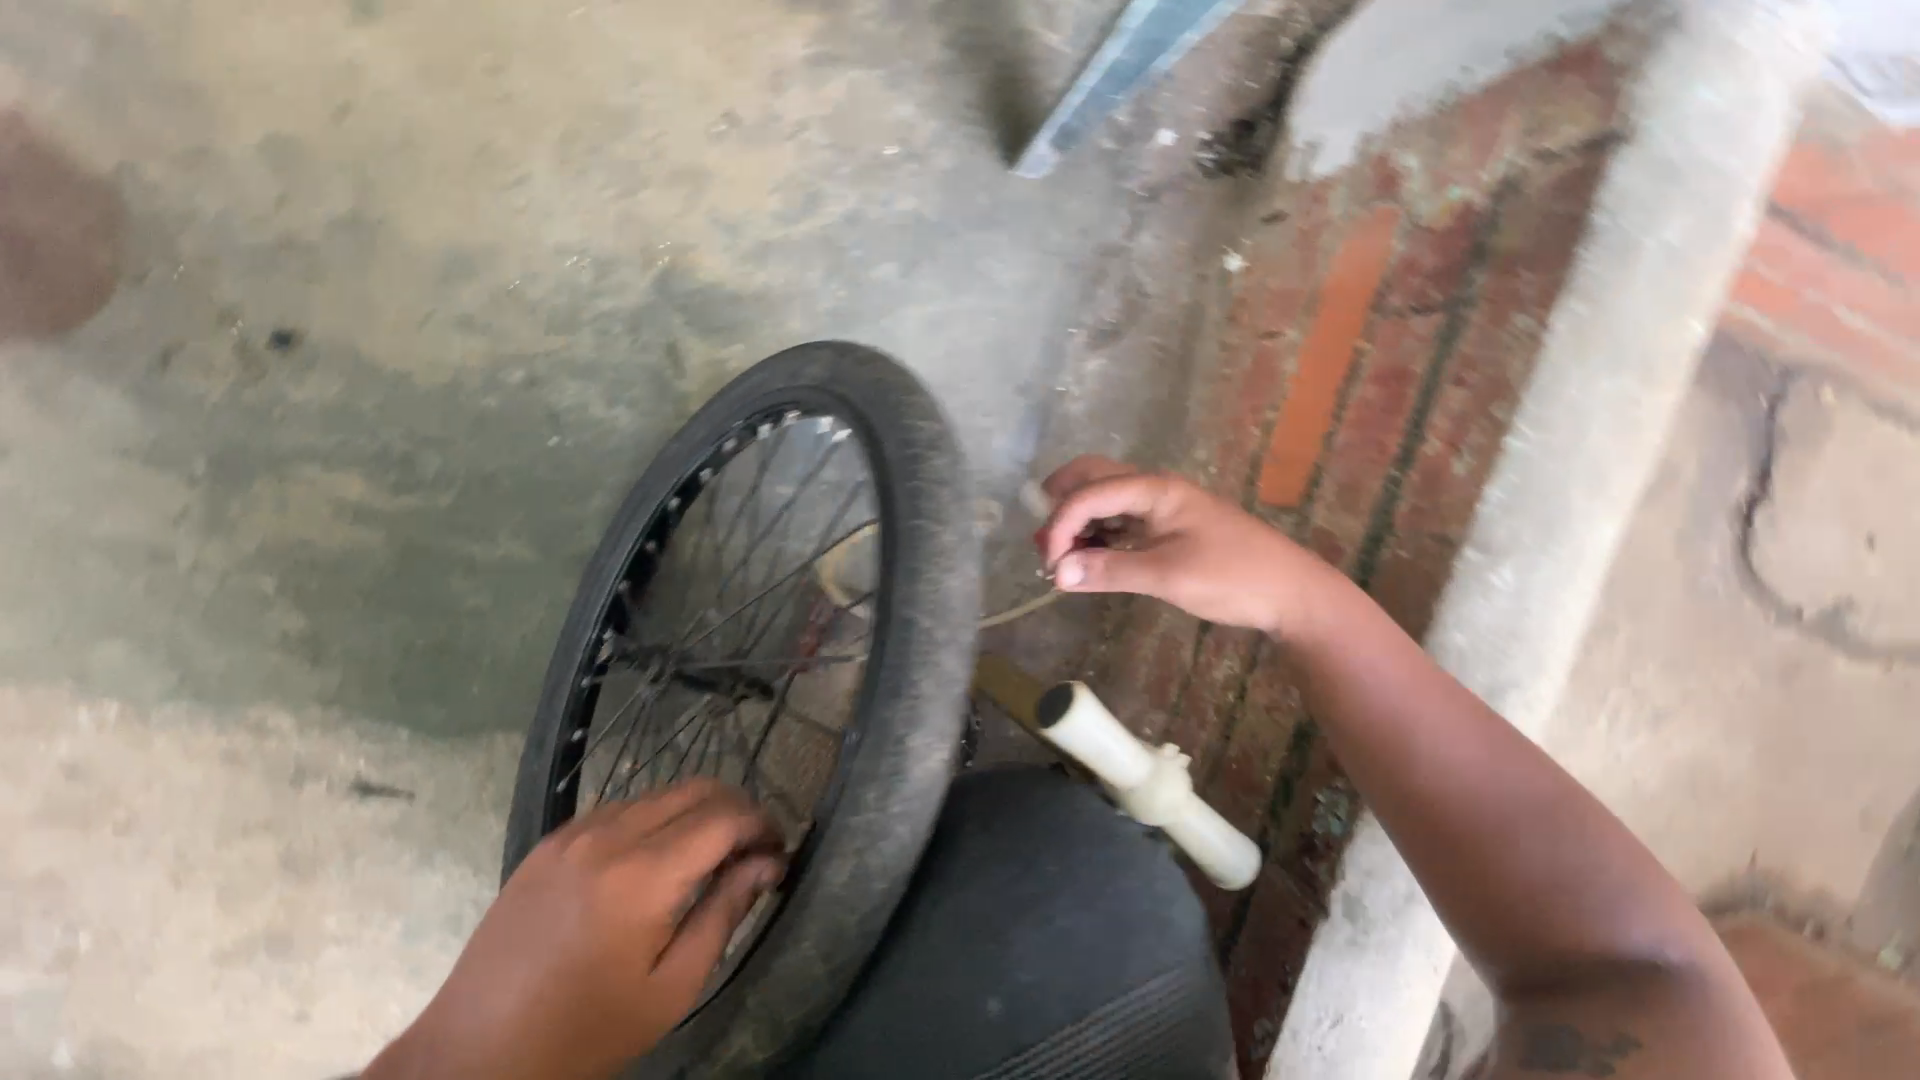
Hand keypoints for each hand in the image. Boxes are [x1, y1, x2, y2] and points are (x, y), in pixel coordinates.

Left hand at [365, 780, 785, 1079]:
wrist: (475, 1054)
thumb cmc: (586, 1030)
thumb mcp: (672, 987)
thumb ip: (725, 912)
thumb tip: (769, 863)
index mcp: (643, 874)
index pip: (725, 816)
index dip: (762, 825)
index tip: (778, 851)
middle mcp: (609, 835)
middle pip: (695, 789)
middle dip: (736, 809)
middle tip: (753, 849)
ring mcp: (573, 833)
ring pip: (658, 792)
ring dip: (696, 811)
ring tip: (710, 855)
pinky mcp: (550, 842)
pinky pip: (619, 808)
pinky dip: (654, 818)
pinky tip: (656, 860)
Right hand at [1035, 456, 1343, 639]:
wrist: (1291, 593)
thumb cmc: (1232, 577)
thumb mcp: (1166, 576)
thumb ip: (1110, 571)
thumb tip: (1058, 573)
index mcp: (1155, 489)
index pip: (1089, 493)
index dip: (1060, 525)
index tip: (1050, 565)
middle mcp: (1154, 489)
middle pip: (1093, 478)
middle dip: (1061, 505)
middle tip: (1043, 542)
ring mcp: (1162, 507)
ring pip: (1105, 499)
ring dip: (1078, 522)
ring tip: (1063, 559)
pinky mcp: (1168, 528)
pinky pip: (1121, 521)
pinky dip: (1099, 536)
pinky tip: (1092, 561)